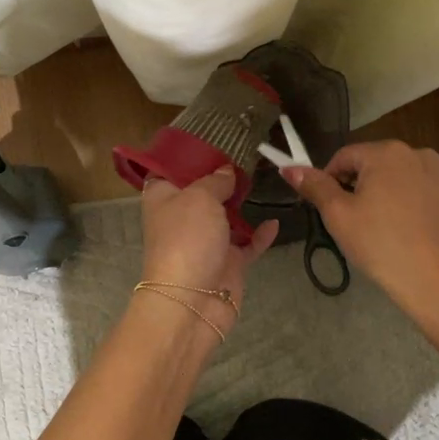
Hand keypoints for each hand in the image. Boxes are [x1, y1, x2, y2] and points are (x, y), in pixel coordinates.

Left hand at [138, 167, 278, 334]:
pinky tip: (275, 221)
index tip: (212, 138)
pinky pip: (248, 244)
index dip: (187, 155)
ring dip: (242, 203)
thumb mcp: (199, 197)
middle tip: (248, 152)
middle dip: (221, 175)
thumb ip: (216, 180)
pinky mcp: (228, 263)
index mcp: (163, 197)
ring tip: (265, 177)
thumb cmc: (186, 239)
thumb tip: (226, 171)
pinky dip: (261, 234)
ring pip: (226, 217)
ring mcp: (206, 241)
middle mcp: (182, 217)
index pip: (170, 169)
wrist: (192, 301)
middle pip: (202, 191)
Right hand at [282, 141, 438, 315]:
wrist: (436, 281)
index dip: (329, 179)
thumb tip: (290, 168)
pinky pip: (426, 193)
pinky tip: (410, 231)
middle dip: (360, 186)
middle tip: (354, 221)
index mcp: (386, 153)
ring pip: (403, 178)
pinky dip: (414, 205)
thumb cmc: (380, 244)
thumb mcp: (338, 215)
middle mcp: (419, 154)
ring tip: (384, 227)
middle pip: (376, 164)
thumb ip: (315, 186)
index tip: (327, 207)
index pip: (344, 157)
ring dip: (388, 193)